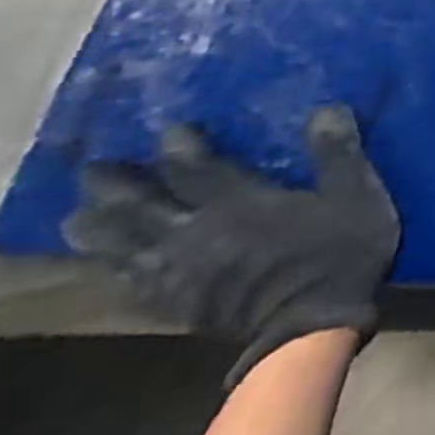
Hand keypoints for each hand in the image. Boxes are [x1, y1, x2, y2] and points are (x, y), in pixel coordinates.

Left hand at [63, 105, 398, 387]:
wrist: (313, 326)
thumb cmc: (338, 251)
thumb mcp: (354, 192)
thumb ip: (336, 151)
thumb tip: (326, 108)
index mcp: (238, 200)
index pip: (194, 166)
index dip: (178, 145)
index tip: (170, 129)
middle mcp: (197, 232)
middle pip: (139, 206)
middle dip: (114, 185)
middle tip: (94, 169)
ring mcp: (182, 273)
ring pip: (122, 247)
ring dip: (97, 231)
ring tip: (79, 217)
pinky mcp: (180, 306)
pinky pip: (133, 285)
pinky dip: (115, 271)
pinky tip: (110, 267)